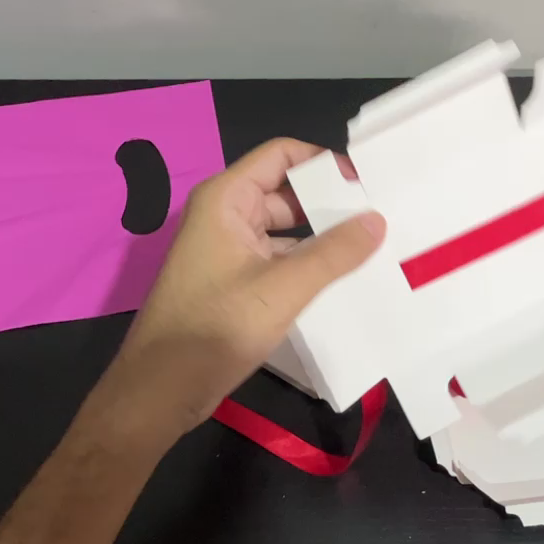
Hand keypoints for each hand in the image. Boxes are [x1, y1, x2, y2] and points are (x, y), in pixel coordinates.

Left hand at [83, 138, 385, 444]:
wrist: (161, 389)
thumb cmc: (214, 328)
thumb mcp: (282, 289)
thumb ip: (333, 253)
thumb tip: (377, 219)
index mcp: (226, 199)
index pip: (281, 154)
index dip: (323, 163)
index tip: (367, 184)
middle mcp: (224, 216)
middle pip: (285, 192)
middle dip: (329, 204)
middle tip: (381, 219)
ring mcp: (226, 250)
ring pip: (284, 230)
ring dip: (321, 239)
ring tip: (373, 249)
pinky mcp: (232, 283)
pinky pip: (276, 260)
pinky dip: (305, 266)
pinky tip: (342, 282)